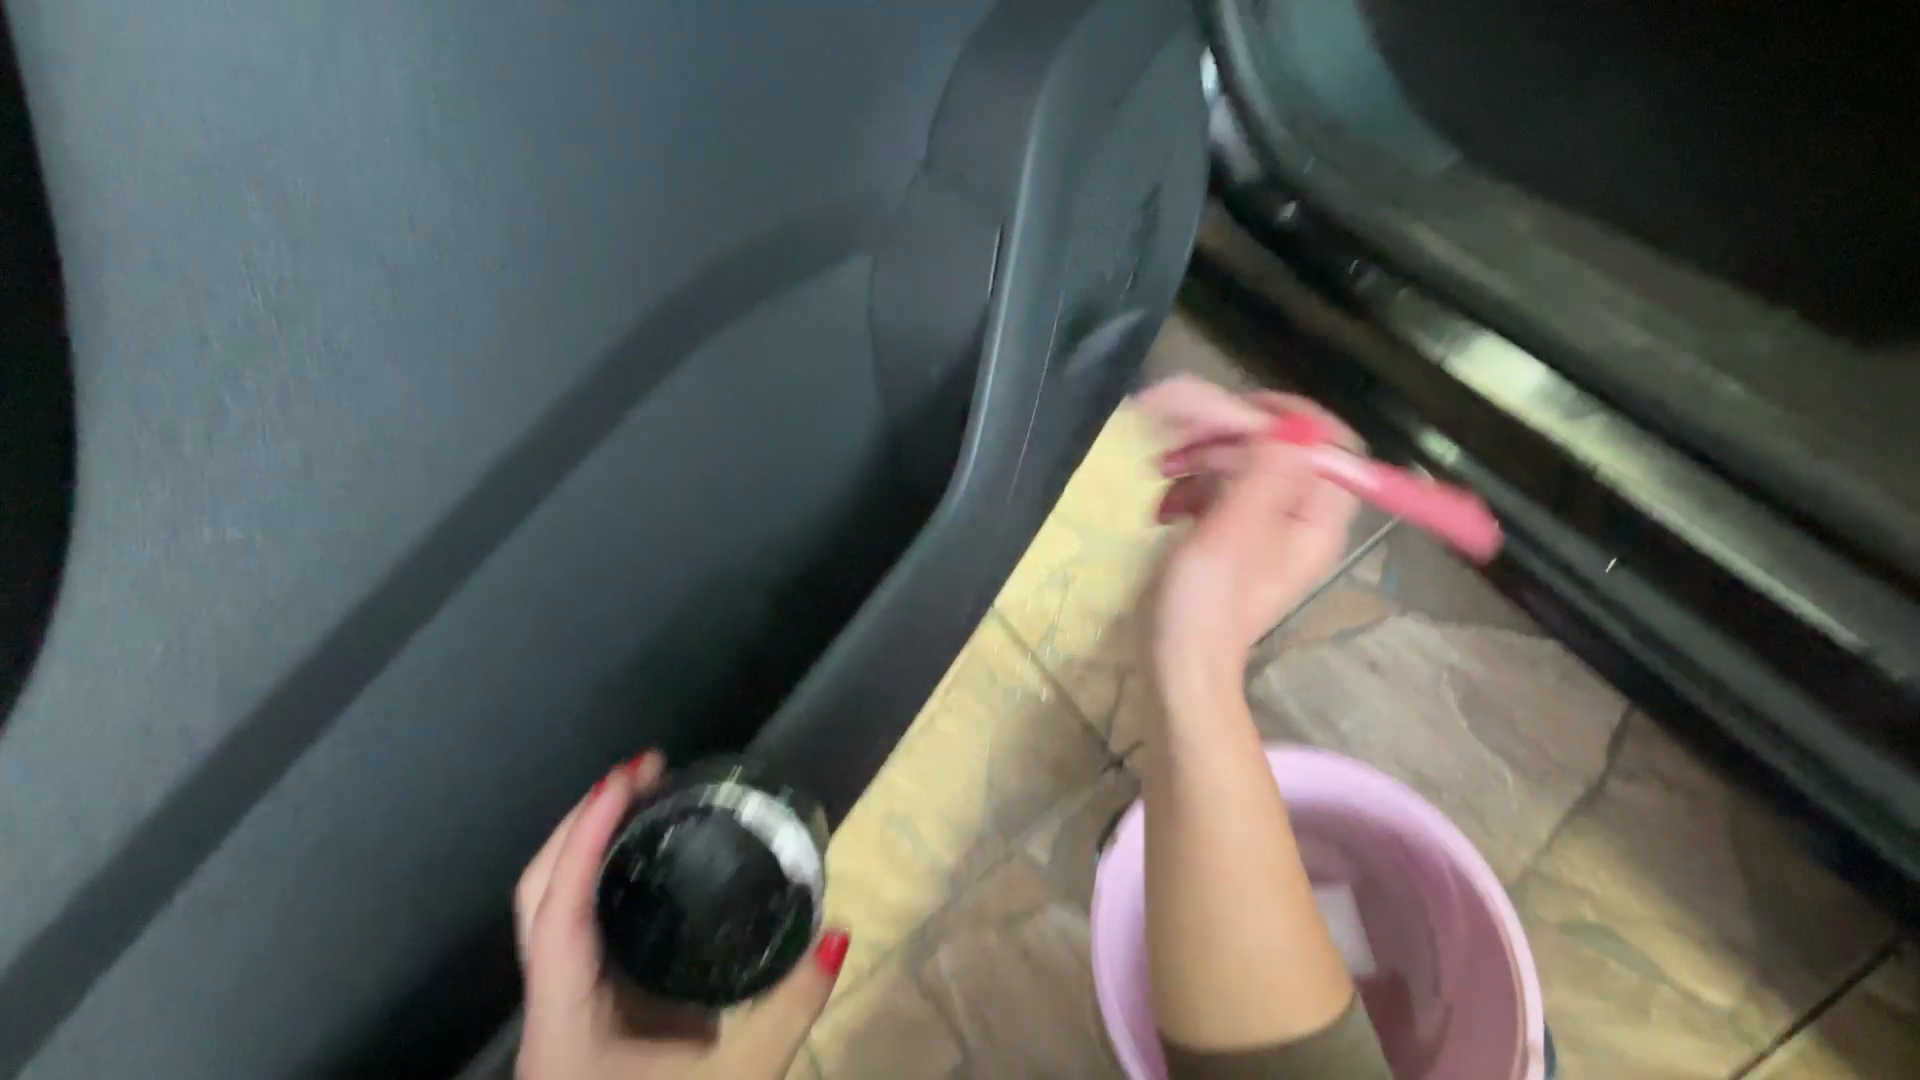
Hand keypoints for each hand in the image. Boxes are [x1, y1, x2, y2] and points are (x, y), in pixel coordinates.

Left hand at [514, 752, 849, 1079]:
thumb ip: (790, 1010)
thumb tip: (838, 933)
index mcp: (566, 1017)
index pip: (559, 905)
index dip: (587, 833)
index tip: (629, 777)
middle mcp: (551, 1003)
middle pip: (540, 891)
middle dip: (584, 821)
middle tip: (644, 773)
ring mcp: (564, 1007)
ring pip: (552, 906)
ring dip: (588, 844)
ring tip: (644, 800)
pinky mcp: (587, 1013)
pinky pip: (579, 924)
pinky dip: (603, 876)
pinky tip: (648, 864)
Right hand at [1135, 377, 1361, 698]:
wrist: (1180, 661)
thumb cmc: (1206, 602)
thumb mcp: (1234, 532)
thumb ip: (1266, 474)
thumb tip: (1296, 425)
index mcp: (1316, 519)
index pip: (1330, 446)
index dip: (1292, 418)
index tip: (1240, 410)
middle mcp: (1300, 518)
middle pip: (1279, 450)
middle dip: (1226, 440)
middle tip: (1179, 446)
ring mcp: (1267, 528)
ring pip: (1244, 467)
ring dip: (1200, 463)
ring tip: (1162, 475)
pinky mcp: (1237, 537)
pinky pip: (1222, 493)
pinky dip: (1192, 491)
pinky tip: (1165, 510)